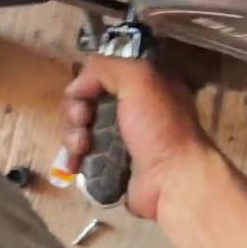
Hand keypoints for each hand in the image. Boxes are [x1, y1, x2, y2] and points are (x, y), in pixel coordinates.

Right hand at [61, 57, 216, 218]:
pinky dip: (74, 158)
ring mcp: (122, 140)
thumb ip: (106, 67)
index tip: (84, 92)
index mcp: (144, 86)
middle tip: (84, 120)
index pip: (103, 74)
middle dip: (77, 110)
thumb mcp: (140, 78)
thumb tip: (76, 85)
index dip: (87, 81)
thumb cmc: (160, 126)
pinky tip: (75, 164)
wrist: (173, 180)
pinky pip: (83, 157)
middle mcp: (133, 110)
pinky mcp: (112, 166)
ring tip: (82, 146)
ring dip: (73, 135)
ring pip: (81, 130)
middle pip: (87, 102)